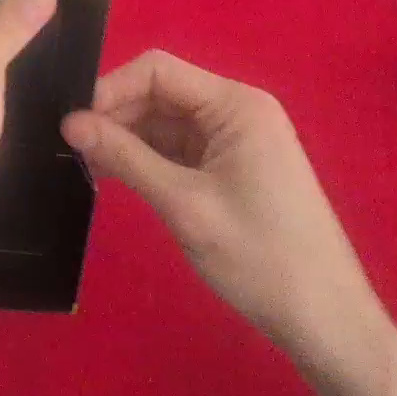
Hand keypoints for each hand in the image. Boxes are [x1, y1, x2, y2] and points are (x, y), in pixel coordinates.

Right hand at [61, 51, 396, 395]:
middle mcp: (234, 111)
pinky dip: (142, 158)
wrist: (328, 324)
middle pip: (158, 93)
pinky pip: (173, 147)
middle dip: (114, 116)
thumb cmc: (260, 257)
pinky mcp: (227, 166)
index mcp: (236, 105)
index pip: (158, 71)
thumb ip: (124, 156)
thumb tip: (68, 122)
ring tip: (83, 164)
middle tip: (70, 148)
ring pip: (161, 121)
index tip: (72, 122)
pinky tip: (111, 175)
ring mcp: (232, 139)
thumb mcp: (183, 204)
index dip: (111, 88)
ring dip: (124, 139)